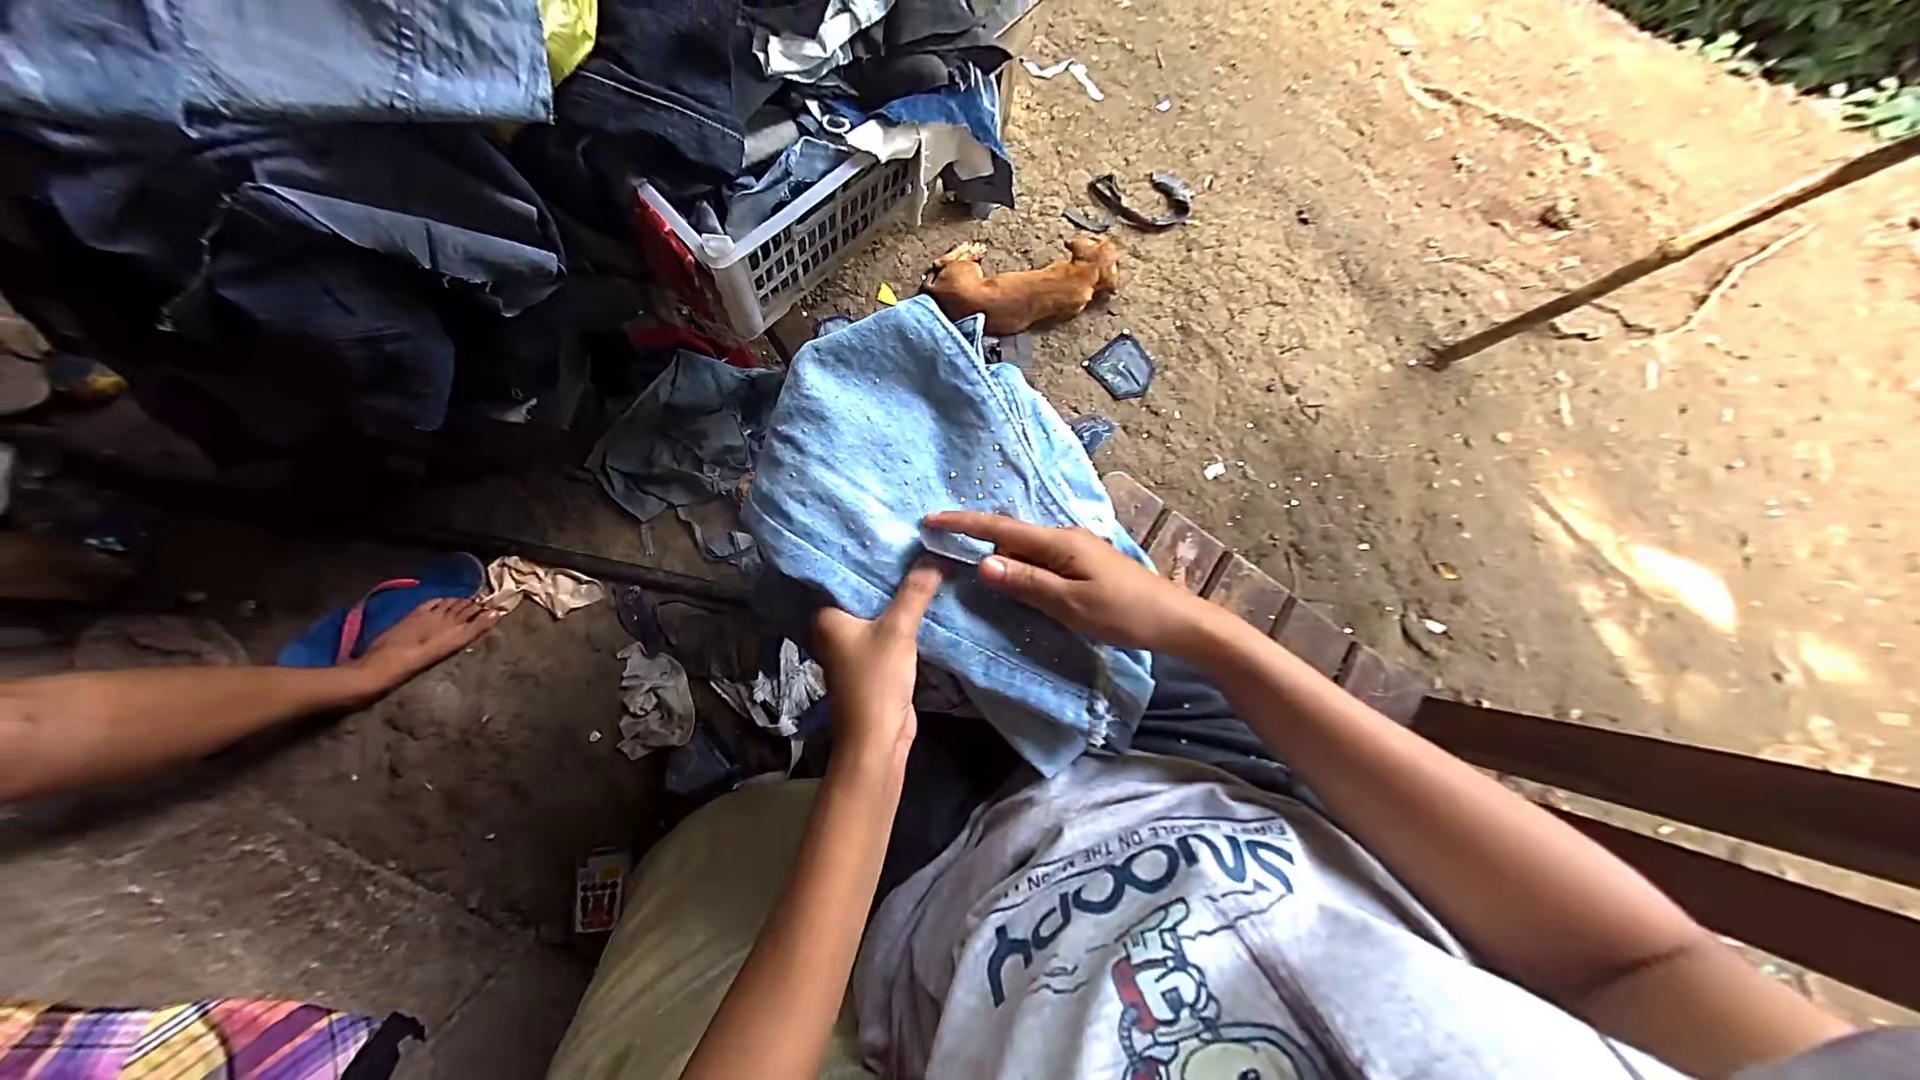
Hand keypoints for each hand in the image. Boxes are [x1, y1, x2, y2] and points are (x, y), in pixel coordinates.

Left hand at [349, 598, 504, 701]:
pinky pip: (433, 603)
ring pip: (451, 603)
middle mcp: (444, 617)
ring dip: (462, 602)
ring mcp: (428, 616)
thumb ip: (474, 630)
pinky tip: (445, 603)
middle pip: (465, 606)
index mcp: (454, 625)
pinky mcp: (414, 617)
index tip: (501, 609)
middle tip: (489, 605)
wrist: (377, 670)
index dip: (490, 610)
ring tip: (471, 604)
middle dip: (478, 605)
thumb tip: (497, 614)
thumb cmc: (413, 666)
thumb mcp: (448, 649)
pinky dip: (442, 601)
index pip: (478, 612)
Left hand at [812, 562, 943, 768]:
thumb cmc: (876, 680)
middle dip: (890, 575)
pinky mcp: (872, 660)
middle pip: (866, 592)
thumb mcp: (898, 630)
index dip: (871, 555)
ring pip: (879, 611)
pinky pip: (888, 629)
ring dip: (899, 598)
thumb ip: (915, 592)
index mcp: (826, 616)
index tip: (895, 534)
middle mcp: (834, 628)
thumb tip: (934, 556)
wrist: (878, 739)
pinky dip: (904, 618)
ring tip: (925, 564)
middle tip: (917, 545)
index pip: (846, 574)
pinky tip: (924, 599)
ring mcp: (853, 645)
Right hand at [922, 512, 1214, 653]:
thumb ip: (1026, 582)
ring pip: (1023, 544)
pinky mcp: (1080, 562)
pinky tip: (1007, 568)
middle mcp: (1063, 537)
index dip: (963, 524)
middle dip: (973, 531)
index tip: (931, 520)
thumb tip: (982, 564)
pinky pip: (1037, 555)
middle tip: (938, 534)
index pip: (1000, 529)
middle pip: (1009, 531)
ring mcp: (1074, 549)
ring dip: (993, 546)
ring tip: (963, 550)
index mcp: (1059, 542)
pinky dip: (1015, 559)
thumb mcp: (1070, 603)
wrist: (1174, 619)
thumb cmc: (1123, 613)